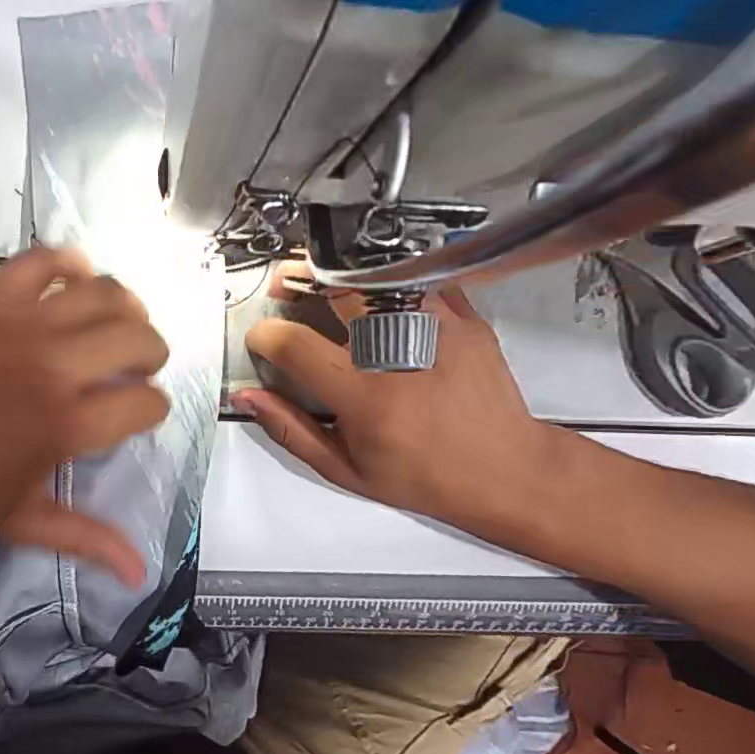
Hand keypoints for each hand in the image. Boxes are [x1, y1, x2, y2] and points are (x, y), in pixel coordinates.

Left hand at [0, 248, 168, 584]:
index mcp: (67, 426)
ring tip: (120, 325)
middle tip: (138, 366)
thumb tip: (140, 574)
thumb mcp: (17, 521)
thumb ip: (85, 540)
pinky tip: (77, 283)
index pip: (148, 403)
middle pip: (142, 340)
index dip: (153, 409)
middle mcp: (57, 367)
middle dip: (154, 354)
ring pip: (109, 293)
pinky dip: (72, 263)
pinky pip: (48, 259)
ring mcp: (25, 324)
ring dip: (130, 308)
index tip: (136, 414)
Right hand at [233, 265, 571, 536]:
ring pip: (376, 276)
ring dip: (341, 277)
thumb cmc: (426, 477)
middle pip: (336, 289)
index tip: (262, 336)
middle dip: (297, 278)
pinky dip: (389, 284)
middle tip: (285, 285)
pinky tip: (381, 301)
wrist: (504, 469)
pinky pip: (417, 283)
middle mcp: (400, 354)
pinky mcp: (466, 319)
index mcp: (366, 397)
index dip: (266, 334)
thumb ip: (292, 430)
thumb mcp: (347, 469)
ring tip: (328, 289)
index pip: (296, 346)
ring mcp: (438, 329)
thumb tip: (250, 399)